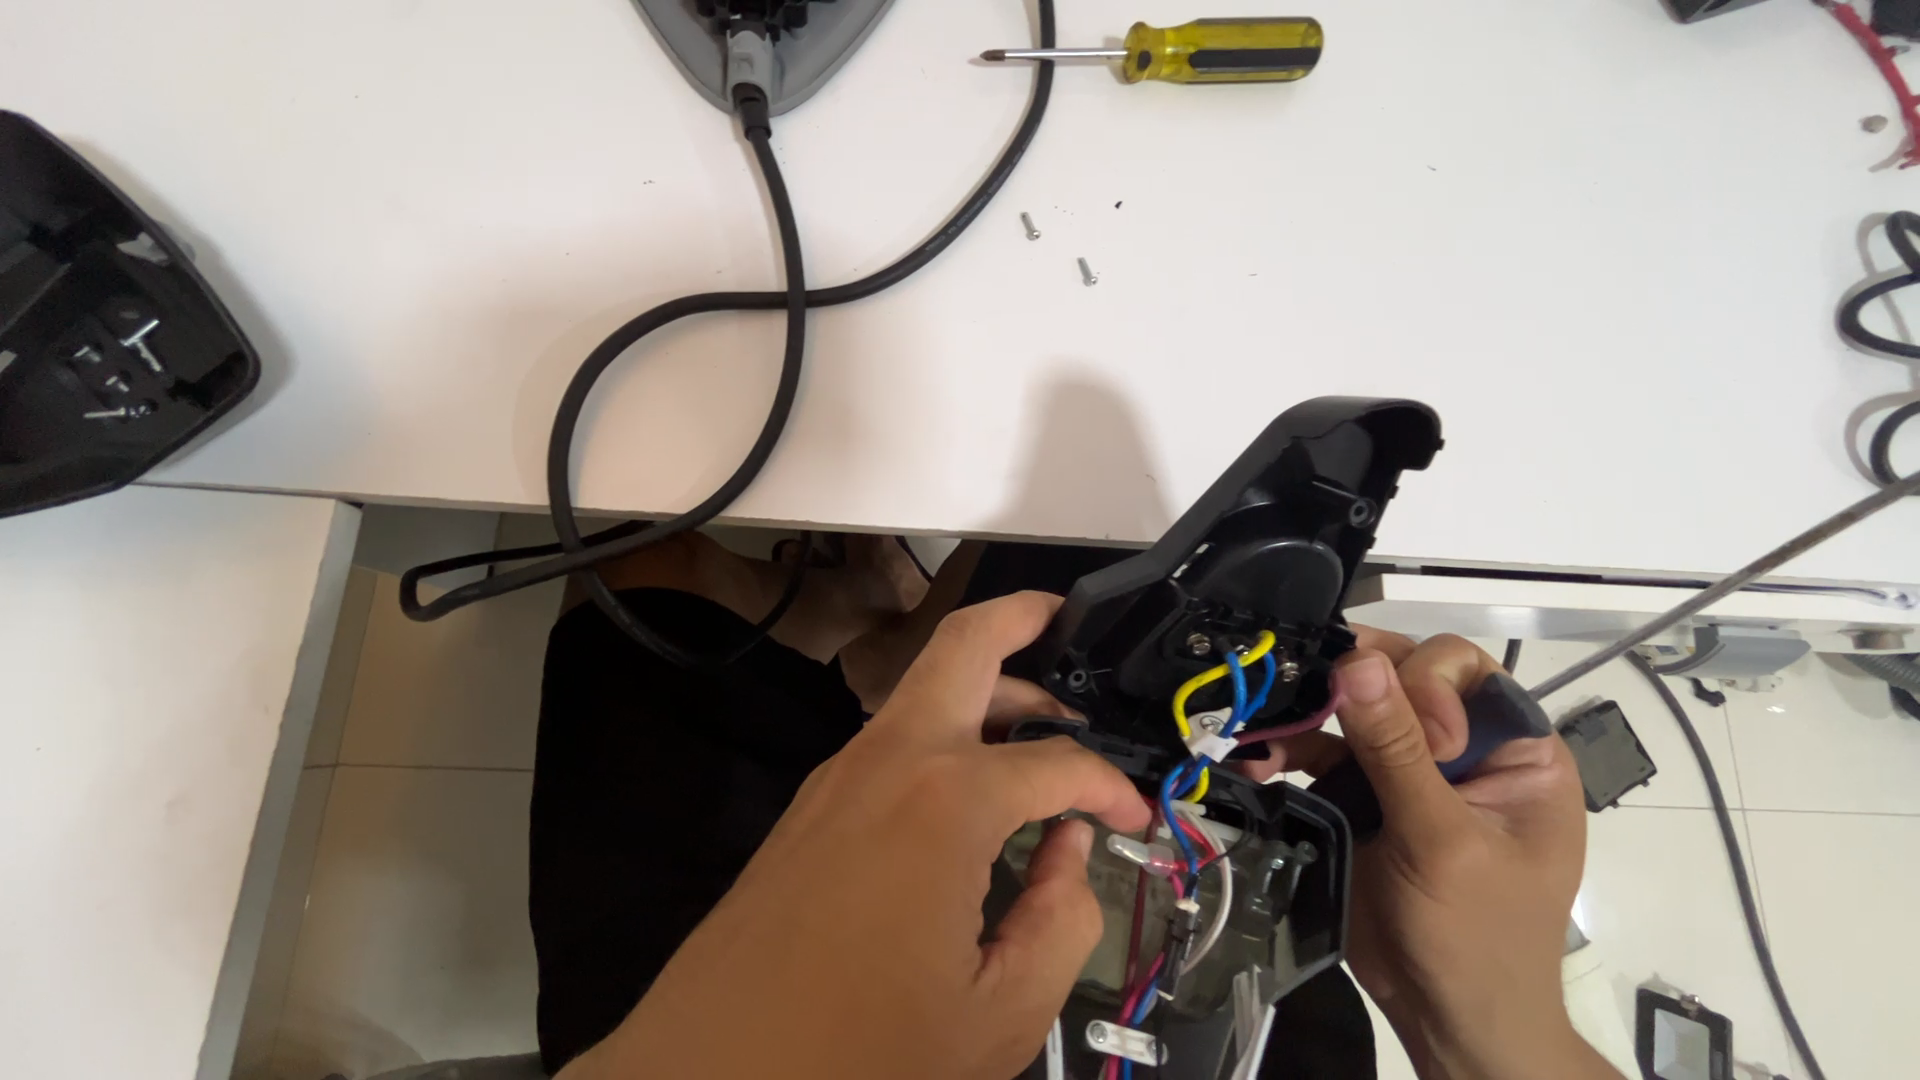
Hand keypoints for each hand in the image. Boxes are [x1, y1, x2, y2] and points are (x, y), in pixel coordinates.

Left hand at [560, 592, 1151, 1079]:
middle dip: (1020, 616)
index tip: (1134, 819)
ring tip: (1041, 725)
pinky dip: (948, 735)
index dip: (1110, 788)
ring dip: (987, 687)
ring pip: (926, 687)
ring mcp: (843, 771)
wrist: (709, 1073)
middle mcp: (892, 757)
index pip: (1058, 763)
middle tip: (1066, 618)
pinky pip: (897, 738)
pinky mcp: (816, 799)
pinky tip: (975, 788)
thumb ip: (1063, 917)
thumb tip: (1067, 847)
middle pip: (962, 644)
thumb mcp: (999, 1012)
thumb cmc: (863, 1053)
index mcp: (947, 800)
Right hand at [1250, 630, 1618, 1079]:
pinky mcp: (1359, 792)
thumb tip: (1358, 660)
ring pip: (1351, 707)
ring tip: (1267, 727)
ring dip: (1307, 713)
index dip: (1429, 683)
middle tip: (1313, 695)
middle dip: (1352, 683)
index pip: (1464, 669)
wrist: (1444, 1017)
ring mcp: (1405, 768)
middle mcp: (1460, 746)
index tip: (1416, 737)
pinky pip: (1320, 751)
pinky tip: (1259, 763)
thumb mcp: (1442, 838)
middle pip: (1400, 676)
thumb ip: (1397, 749)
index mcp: (1515, 751)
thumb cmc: (1476, 935)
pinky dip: (1287, 751)